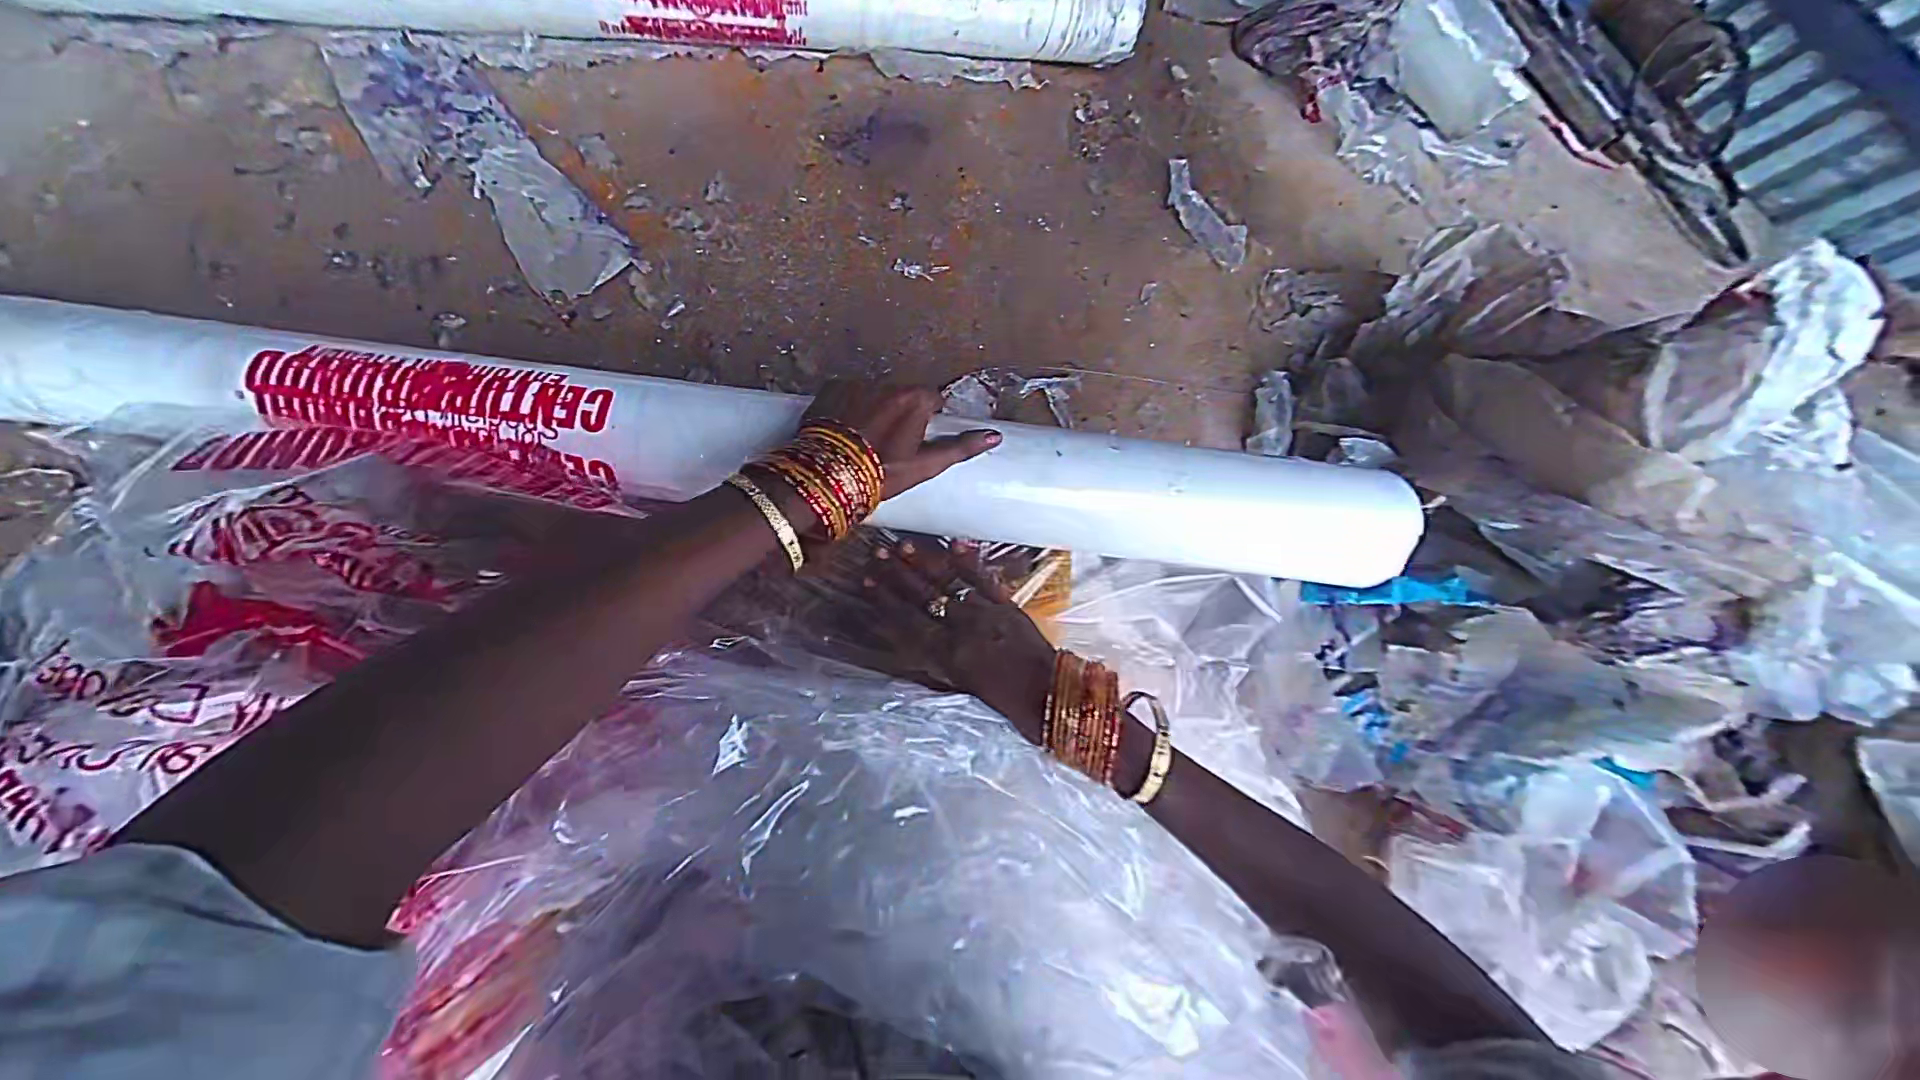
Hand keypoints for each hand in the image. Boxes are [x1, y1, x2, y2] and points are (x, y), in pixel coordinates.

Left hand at [803, 381, 1000, 498]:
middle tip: (889, 444)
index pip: (932, 400)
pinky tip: (846, 430)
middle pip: (903, 395)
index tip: (915, 440)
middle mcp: (887, 383)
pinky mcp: (831, 388)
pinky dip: (849, 407)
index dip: (927, 420)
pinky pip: (848, 393)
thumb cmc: (881, 474)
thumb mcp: (925, 466)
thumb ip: (960, 448)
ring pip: (875, 394)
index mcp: (915, 399)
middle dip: (900, 413)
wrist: (828, 477)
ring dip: (874, 409)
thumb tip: (994, 437)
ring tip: (865, 439)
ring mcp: (857, 384)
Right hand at [859, 537, 1054, 742]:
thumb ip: (933, 663)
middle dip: (897, 575)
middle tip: (876, 554)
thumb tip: (906, 640)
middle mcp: (962, 631)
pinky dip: (969, 561)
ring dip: (925, 563)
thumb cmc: (1001, 700)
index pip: (907, 621)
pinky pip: (984, 580)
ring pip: (950, 584)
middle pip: (923, 597)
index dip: (884, 600)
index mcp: (947, 656)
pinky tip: (954, 543)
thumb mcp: (959, 687)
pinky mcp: (1008, 605)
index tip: (866, 581)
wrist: (1047, 696)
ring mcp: (986, 614)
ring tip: (904, 545)